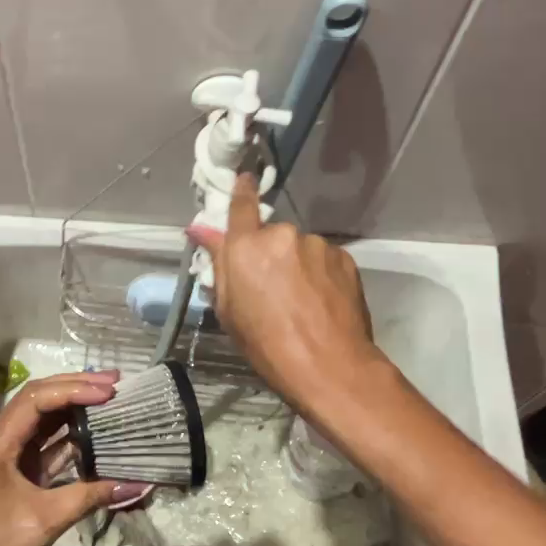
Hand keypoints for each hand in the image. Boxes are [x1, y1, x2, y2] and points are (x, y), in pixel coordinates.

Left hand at [0, 373, 145, 545]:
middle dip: (75, 389)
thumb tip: (136, 484)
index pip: (35, 400)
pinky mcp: (17, 475)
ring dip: (74, 411)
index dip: (72, 390)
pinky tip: (97, 437)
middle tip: (115, 383)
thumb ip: (89, 497)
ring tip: (110, 401)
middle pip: (38, 402)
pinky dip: (70, 439)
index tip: (108, 391)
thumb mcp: (45, 522)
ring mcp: (8, 459)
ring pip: (43, 422)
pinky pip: (46, 447)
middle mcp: (0, 442)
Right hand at [187, 173, 387, 404]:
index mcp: (246, 247)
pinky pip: (323, 260)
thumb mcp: (229, 309)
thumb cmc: (266, 345)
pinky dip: (319, 274)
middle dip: (269, 253)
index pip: (241, 205)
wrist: (330, 366)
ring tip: (301, 301)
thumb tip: (201, 230)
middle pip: (271, 235)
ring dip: (296, 264)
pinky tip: (321, 302)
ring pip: (299, 248)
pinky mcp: (345, 258)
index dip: (241, 191)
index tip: (244, 180)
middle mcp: (282, 235)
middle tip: (270, 287)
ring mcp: (317, 245)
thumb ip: (218, 264)